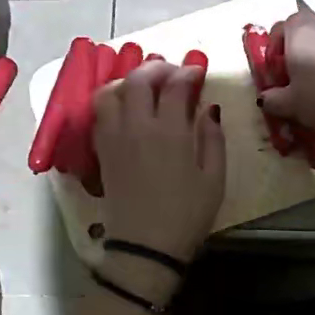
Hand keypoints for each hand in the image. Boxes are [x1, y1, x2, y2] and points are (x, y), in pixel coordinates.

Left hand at [92, 62, 225, 261]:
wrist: (145, 246)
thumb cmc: (187, 215)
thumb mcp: (214, 179)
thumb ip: (213, 139)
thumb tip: (208, 109)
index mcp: (170, 131)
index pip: (175, 85)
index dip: (188, 72)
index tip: (197, 72)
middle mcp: (138, 126)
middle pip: (138, 80)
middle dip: (156, 68)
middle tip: (171, 72)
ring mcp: (115, 137)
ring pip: (111, 91)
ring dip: (128, 82)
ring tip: (144, 88)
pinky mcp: (102, 150)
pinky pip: (100, 113)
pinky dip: (112, 100)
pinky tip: (127, 109)